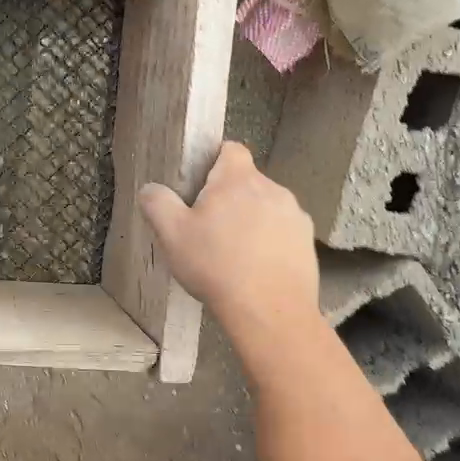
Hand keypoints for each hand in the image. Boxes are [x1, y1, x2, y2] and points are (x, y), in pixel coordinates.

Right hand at [139, 142, 320, 355]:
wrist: (269, 311)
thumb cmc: (214, 264)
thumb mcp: (170, 233)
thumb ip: (157, 202)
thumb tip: (151, 188)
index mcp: (237, 181)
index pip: (230, 149)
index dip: (212, 159)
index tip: (197, 183)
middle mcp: (272, 190)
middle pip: (245, 180)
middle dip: (226, 195)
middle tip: (204, 225)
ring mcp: (295, 216)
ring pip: (264, 205)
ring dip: (247, 217)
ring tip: (229, 249)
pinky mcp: (307, 242)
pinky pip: (280, 229)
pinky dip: (266, 239)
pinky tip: (252, 265)